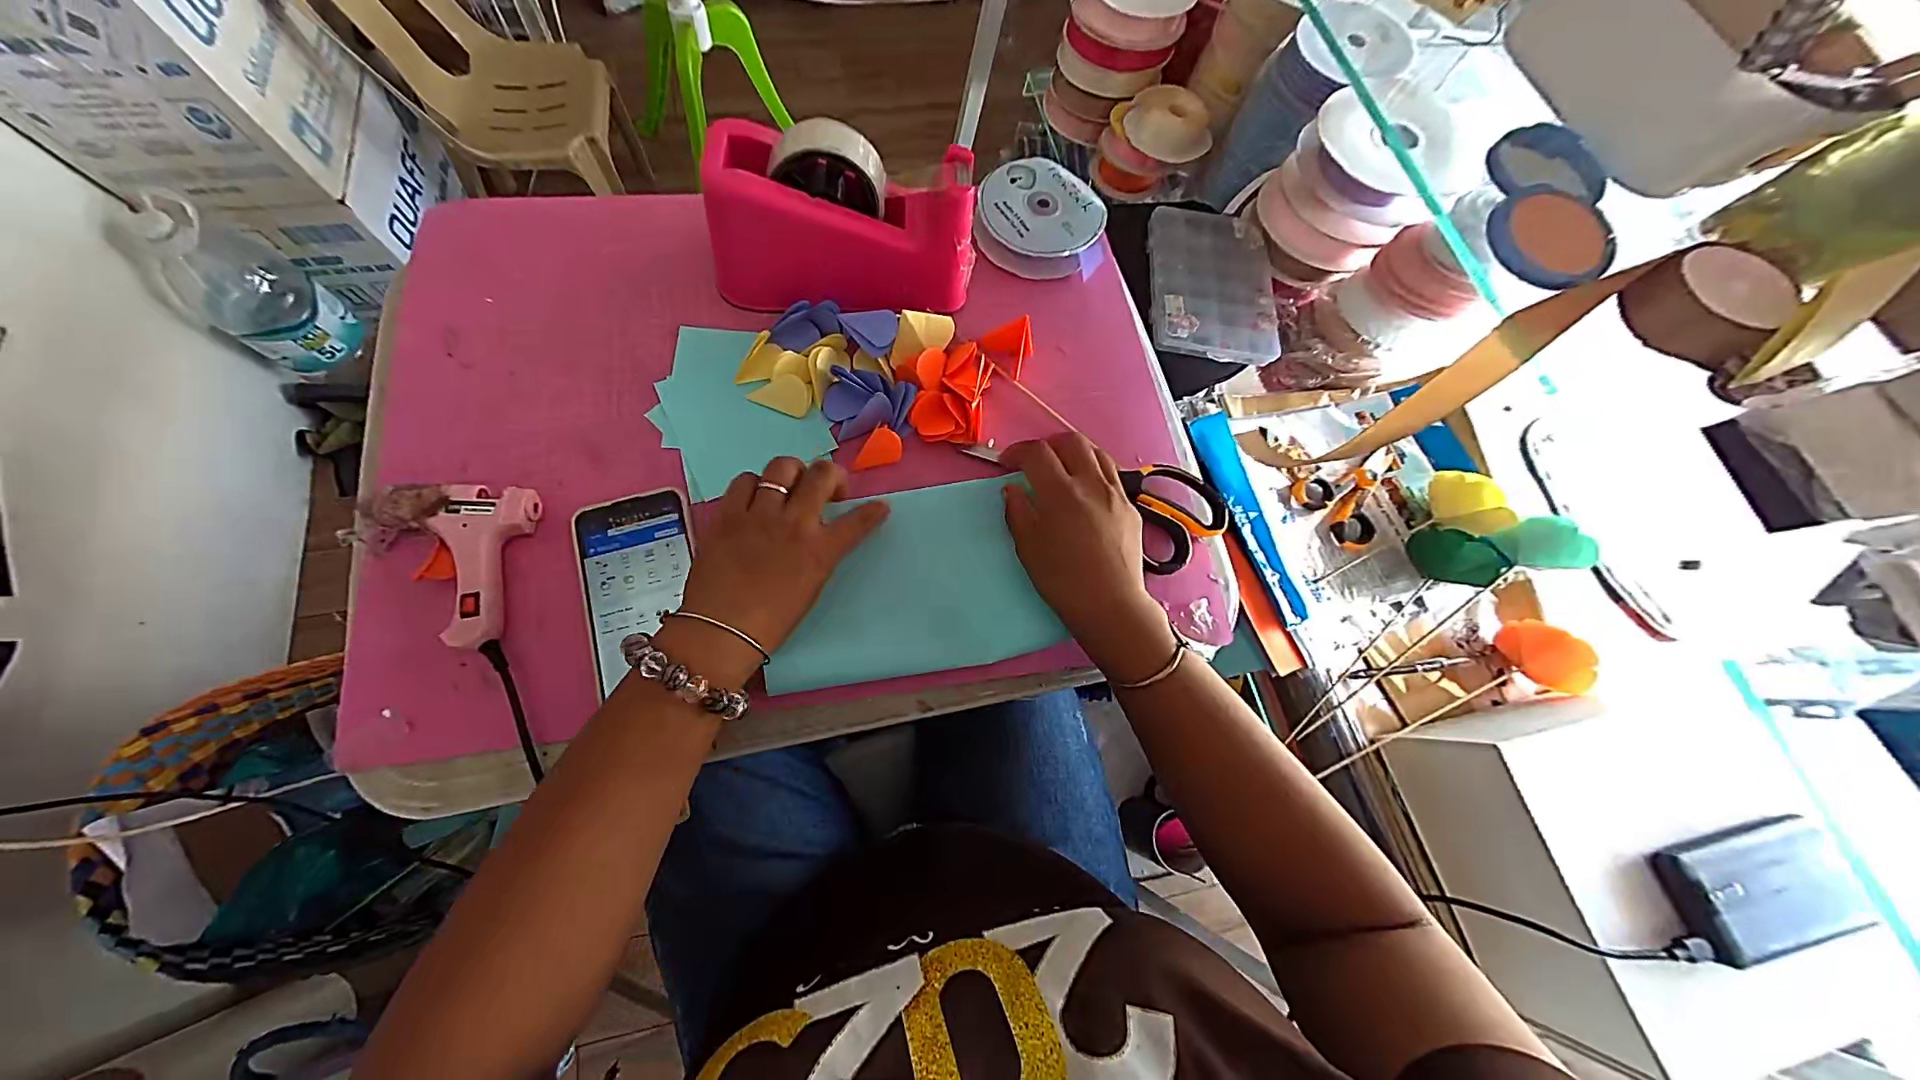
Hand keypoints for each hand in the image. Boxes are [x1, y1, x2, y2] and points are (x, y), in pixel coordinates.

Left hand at [664, 457, 887, 683]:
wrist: (721, 631)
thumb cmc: (771, 620)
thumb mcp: (810, 587)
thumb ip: (819, 554)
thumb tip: (821, 534)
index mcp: (819, 551)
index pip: (857, 522)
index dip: (872, 511)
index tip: (878, 507)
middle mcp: (793, 525)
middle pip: (821, 475)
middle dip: (833, 476)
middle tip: (828, 489)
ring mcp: (758, 516)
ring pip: (782, 467)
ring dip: (792, 475)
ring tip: (788, 489)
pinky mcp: (728, 515)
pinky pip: (744, 481)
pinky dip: (753, 485)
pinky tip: (754, 499)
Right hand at [1001, 434, 1176, 682]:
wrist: (1110, 604)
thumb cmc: (1063, 581)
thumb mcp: (1028, 547)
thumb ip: (1018, 511)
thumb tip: (1013, 489)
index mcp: (1061, 493)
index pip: (1037, 453)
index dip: (1017, 452)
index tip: (1007, 464)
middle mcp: (1091, 484)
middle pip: (1070, 441)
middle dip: (1048, 444)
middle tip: (1034, 461)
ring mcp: (1116, 493)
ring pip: (1096, 452)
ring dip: (1074, 452)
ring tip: (1062, 468)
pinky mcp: (1130, 507)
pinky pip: (1112, 474)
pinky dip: (1094, 470)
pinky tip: (1086, 489)